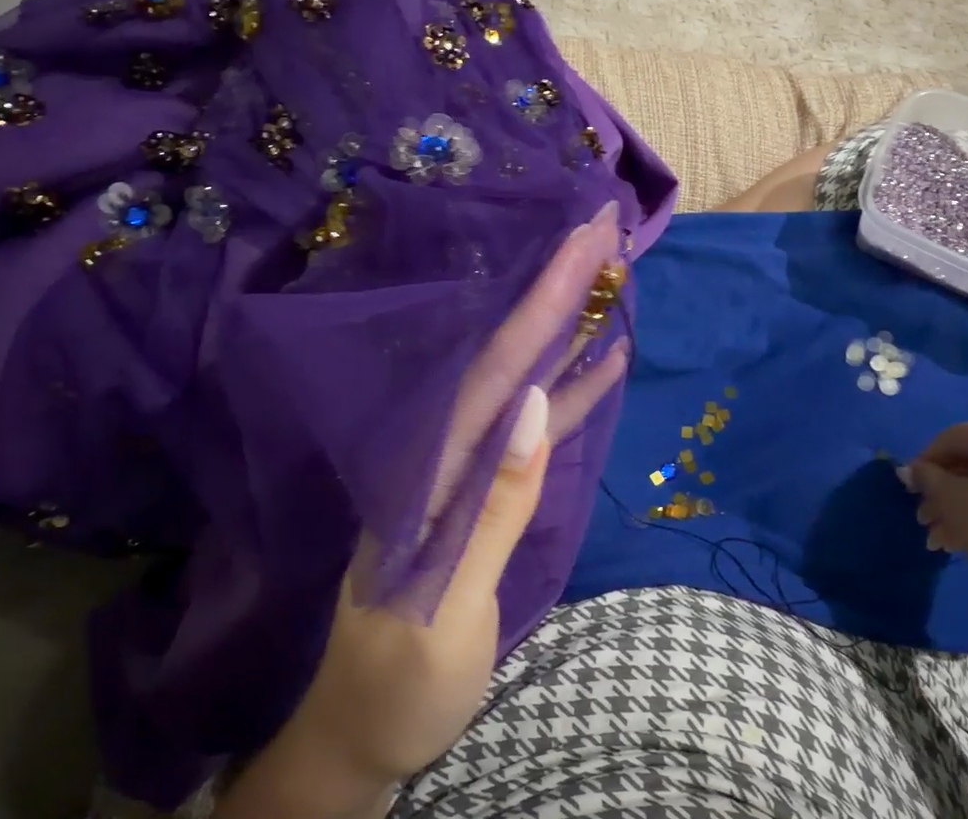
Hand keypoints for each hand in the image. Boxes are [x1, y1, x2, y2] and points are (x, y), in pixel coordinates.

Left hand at [226, 205, 628, 817]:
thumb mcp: (445, 609)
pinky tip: (598, 365)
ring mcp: (460, 477)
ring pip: (520, 387)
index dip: (539, 306)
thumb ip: (492, 507)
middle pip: (504, 362)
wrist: (359, 735)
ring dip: (562, 333)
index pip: (492, 374)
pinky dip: (565, 397)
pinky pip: (529, 434)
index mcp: (427, 477)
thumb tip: (535, 408)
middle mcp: (440, 460)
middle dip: (551, 295)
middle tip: (599, 232)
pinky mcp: (477, 498)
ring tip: (609, 278)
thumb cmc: (398, 684)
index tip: (582, 246)